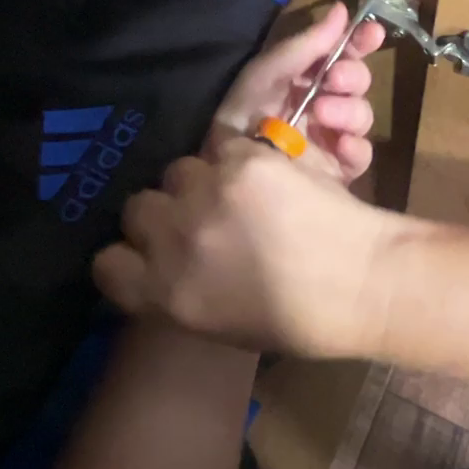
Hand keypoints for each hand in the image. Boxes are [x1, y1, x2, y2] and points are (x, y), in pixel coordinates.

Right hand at [92, 137, 409, 356]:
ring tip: (238, 195)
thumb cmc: (296, 319)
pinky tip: (267, 179)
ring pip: (180, 169)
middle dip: (166, 210)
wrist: (360, 282)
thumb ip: (177, 288)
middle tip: (201, 217)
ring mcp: (208, 195)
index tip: (152, 252)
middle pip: (139, 206)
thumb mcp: (216, 322)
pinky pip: (224, 147)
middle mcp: (175, 242)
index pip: (108, 262)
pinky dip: (241, 158)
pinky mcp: (244, 160)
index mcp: (164, 295)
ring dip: (202, 180)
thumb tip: (160, 258)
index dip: (130, 254)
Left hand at [211, 1, 385, 182]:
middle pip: (356, 82)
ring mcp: (331, 139)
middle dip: (351, 75)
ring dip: (349, 110)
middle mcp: (320, 104)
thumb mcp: (268, 74)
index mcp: (302, 79)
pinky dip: (356, 146)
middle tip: (334, 79)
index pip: (339, 54)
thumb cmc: (243, 117)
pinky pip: (361, 154)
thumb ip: (306, 44)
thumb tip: (342, 9)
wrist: (231, 175)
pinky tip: (341, 144)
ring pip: (362, 115)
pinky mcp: (338, 171)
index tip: (374, 32)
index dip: (358, 41)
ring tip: (324, 114)